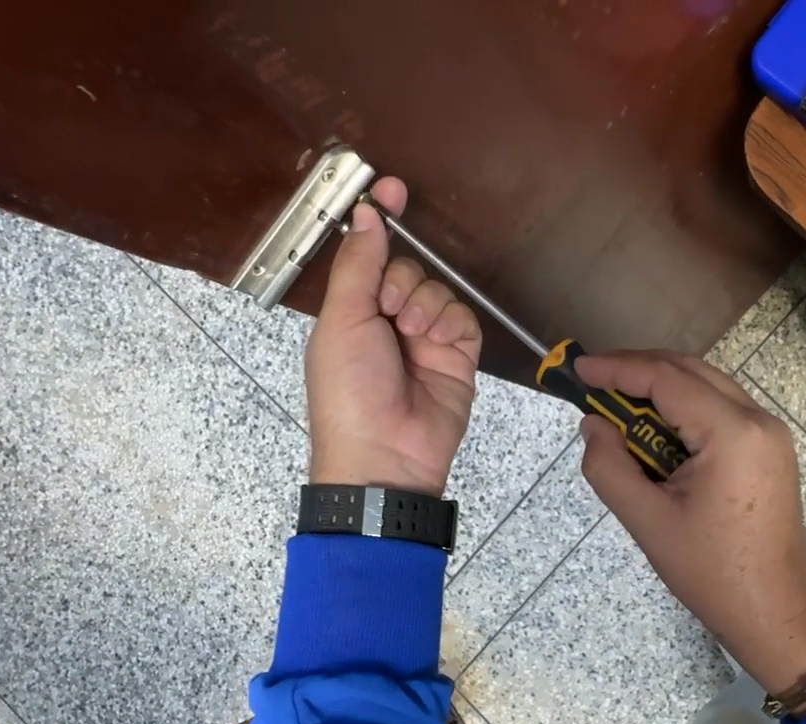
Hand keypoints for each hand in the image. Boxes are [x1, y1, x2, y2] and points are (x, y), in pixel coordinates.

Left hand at [305, 177, 481, 494]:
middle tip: (389, 310)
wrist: (387, 452)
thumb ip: (358, 266)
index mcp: (353, 312)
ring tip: (412, 333)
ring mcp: (426, 339)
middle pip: (408, 269)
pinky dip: (450, 321)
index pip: (371, 256)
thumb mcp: (342, 321)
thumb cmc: (350, 391)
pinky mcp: (458, 356)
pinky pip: (463, 317)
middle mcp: (389, 321)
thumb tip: (365, 216)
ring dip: (424, 303)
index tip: (393, 189)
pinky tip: (436, 339)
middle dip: (400, 281)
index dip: (381, 223)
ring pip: (438, 290)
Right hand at [576, 351, 805, 695]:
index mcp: (733, 434)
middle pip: (692, 372)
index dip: (619, 368)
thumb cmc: (710, 573)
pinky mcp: (773, 452)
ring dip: (663, 390)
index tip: (579, 368)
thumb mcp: (648, 522)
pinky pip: (725, 412)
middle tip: (594, 383)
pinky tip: (657, 432)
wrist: (773, 610)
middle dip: (640, 371)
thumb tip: (592, 425)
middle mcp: (760, 421)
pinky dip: (687, 412)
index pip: (668, 379)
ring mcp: (772, 435)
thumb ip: (610, 467)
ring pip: (710, 389)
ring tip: (618, 406)